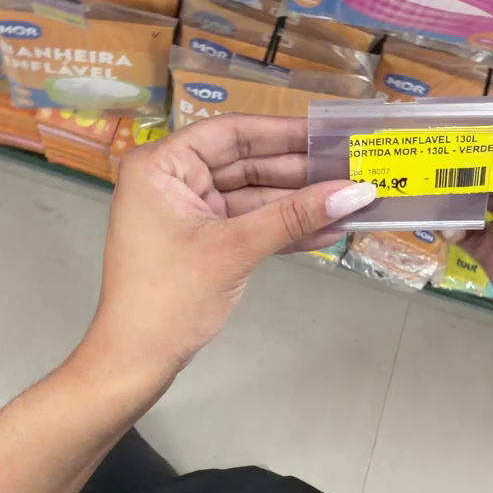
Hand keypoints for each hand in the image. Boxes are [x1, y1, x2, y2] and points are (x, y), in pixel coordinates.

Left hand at [79, 115, 378, 387]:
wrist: (137, 359)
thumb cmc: (170, 297)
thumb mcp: (234, 249)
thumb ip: (293, 216)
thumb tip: (356, 191)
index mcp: (162, 166)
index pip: (230, 134)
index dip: (283, 133)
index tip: (328, 134)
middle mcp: (172, 180)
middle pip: (245, 164)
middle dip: (298, 172)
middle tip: (351, 168)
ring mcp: (187, 212)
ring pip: (251, 197)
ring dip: (297, 203)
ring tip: (350, 198)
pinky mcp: (201, 241)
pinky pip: (247, 225)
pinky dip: (282, 229)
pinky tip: (327, 228)